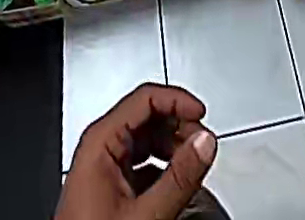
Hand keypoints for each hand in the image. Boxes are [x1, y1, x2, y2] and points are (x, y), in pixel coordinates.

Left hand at [57, 84, 217, 219]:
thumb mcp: (144, 215)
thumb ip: (178, 177)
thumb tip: (205, 142)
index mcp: (100, 142)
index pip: (146, 98)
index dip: (177, 101)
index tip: (200, 116)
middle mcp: (99, 148)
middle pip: (148, 117)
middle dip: (179, 127)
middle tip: (201, 144)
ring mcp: (103, 167)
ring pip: (147, 140)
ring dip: (173, 148)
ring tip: (191, 166)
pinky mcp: (109, 187)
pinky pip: (142, 163)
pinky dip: (163, 167)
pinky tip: (174, 185)